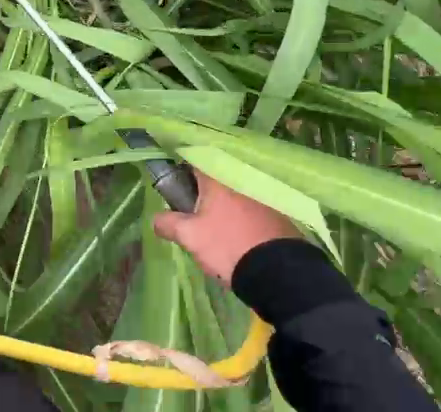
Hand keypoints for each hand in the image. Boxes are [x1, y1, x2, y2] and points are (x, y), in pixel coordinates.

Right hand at [151, 171, 298, 280]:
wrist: (283, 277)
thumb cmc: (228, 246)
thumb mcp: (188, 236)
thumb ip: (166, 223)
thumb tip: (157, 220)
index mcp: (217, 181)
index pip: (192, 163)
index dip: (180, 174)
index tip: (174, 192)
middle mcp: (241, 184)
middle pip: (214, 184)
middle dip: (202, 199)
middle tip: (194, 221)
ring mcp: (264, 202)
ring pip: (234, 201)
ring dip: (224, 213)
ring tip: (218, 237)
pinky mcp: (281, 221)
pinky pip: (253, 215)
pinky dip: (243, 224)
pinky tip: (241, 243)